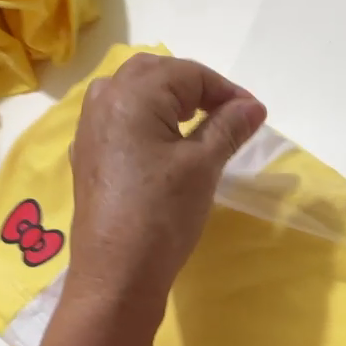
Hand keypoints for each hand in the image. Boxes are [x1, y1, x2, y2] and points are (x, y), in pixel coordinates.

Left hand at [64, 54, 267, 326]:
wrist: (118, 271)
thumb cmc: (164, 214)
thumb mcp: (203, 167)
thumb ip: (228, 128)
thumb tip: (253, 106)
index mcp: (131, 95)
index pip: (187, 73)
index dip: (226, 90)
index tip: (255, 115)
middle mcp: (103, 100)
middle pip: (156, 74)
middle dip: (196, 88)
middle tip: (230, 116)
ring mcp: (90, 129)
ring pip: (134, 94)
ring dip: (171, 101)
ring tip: (201, 127)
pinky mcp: (90, 155)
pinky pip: (122, 119)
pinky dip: (150, 121)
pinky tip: (167, 147)